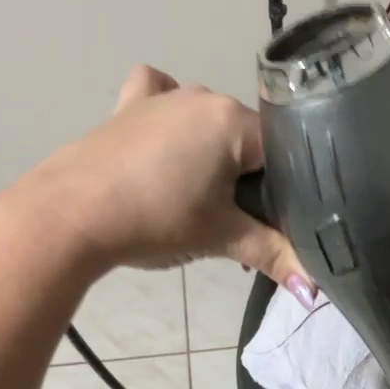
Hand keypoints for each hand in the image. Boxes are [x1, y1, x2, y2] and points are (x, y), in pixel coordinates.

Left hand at [17, 66, 308, 287]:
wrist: (73, 214)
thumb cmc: (157, 220)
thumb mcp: (222, 240)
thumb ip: (273, 256)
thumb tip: (316, 292)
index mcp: (232, 120)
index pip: (283, 152)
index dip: (282, 193)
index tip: (271, 227)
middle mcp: (202, 96)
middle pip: (246, 140)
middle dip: (249, 182)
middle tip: (236, 228)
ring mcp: (162, 97)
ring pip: (208, 124)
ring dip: (214, 158)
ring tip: (199, 202)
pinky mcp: (127, 106)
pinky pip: (162, 97)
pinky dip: (172, 116)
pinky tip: (169, 140)